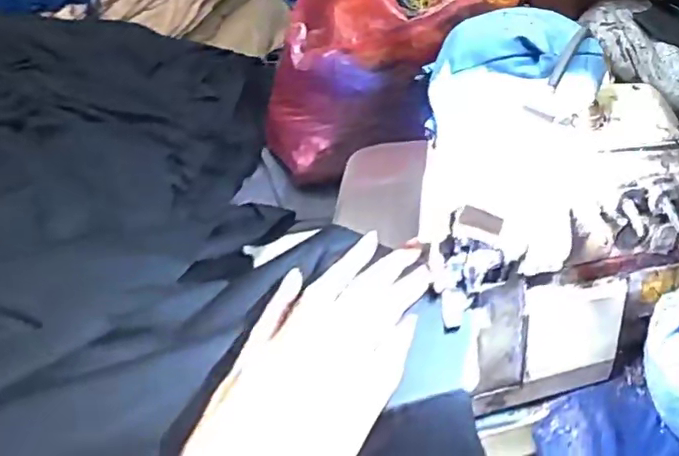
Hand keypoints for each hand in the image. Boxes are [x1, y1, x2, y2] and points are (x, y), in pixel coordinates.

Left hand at [182, 232, 430, 455]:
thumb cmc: (310, 450)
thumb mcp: (362, 414)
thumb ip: (387, 365)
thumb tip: (406, 325)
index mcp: (347, 348)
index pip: (389, 301)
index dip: (413, 281)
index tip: (430, 268)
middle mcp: (313, 337)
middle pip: (358, 289)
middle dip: (390, 264)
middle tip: (413, 248)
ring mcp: (277, 345)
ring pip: (318, 292)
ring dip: (345, 265)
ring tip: (368, 242)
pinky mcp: (247, 362)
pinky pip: (268, 318)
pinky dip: (283, 295)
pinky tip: (295, 276)